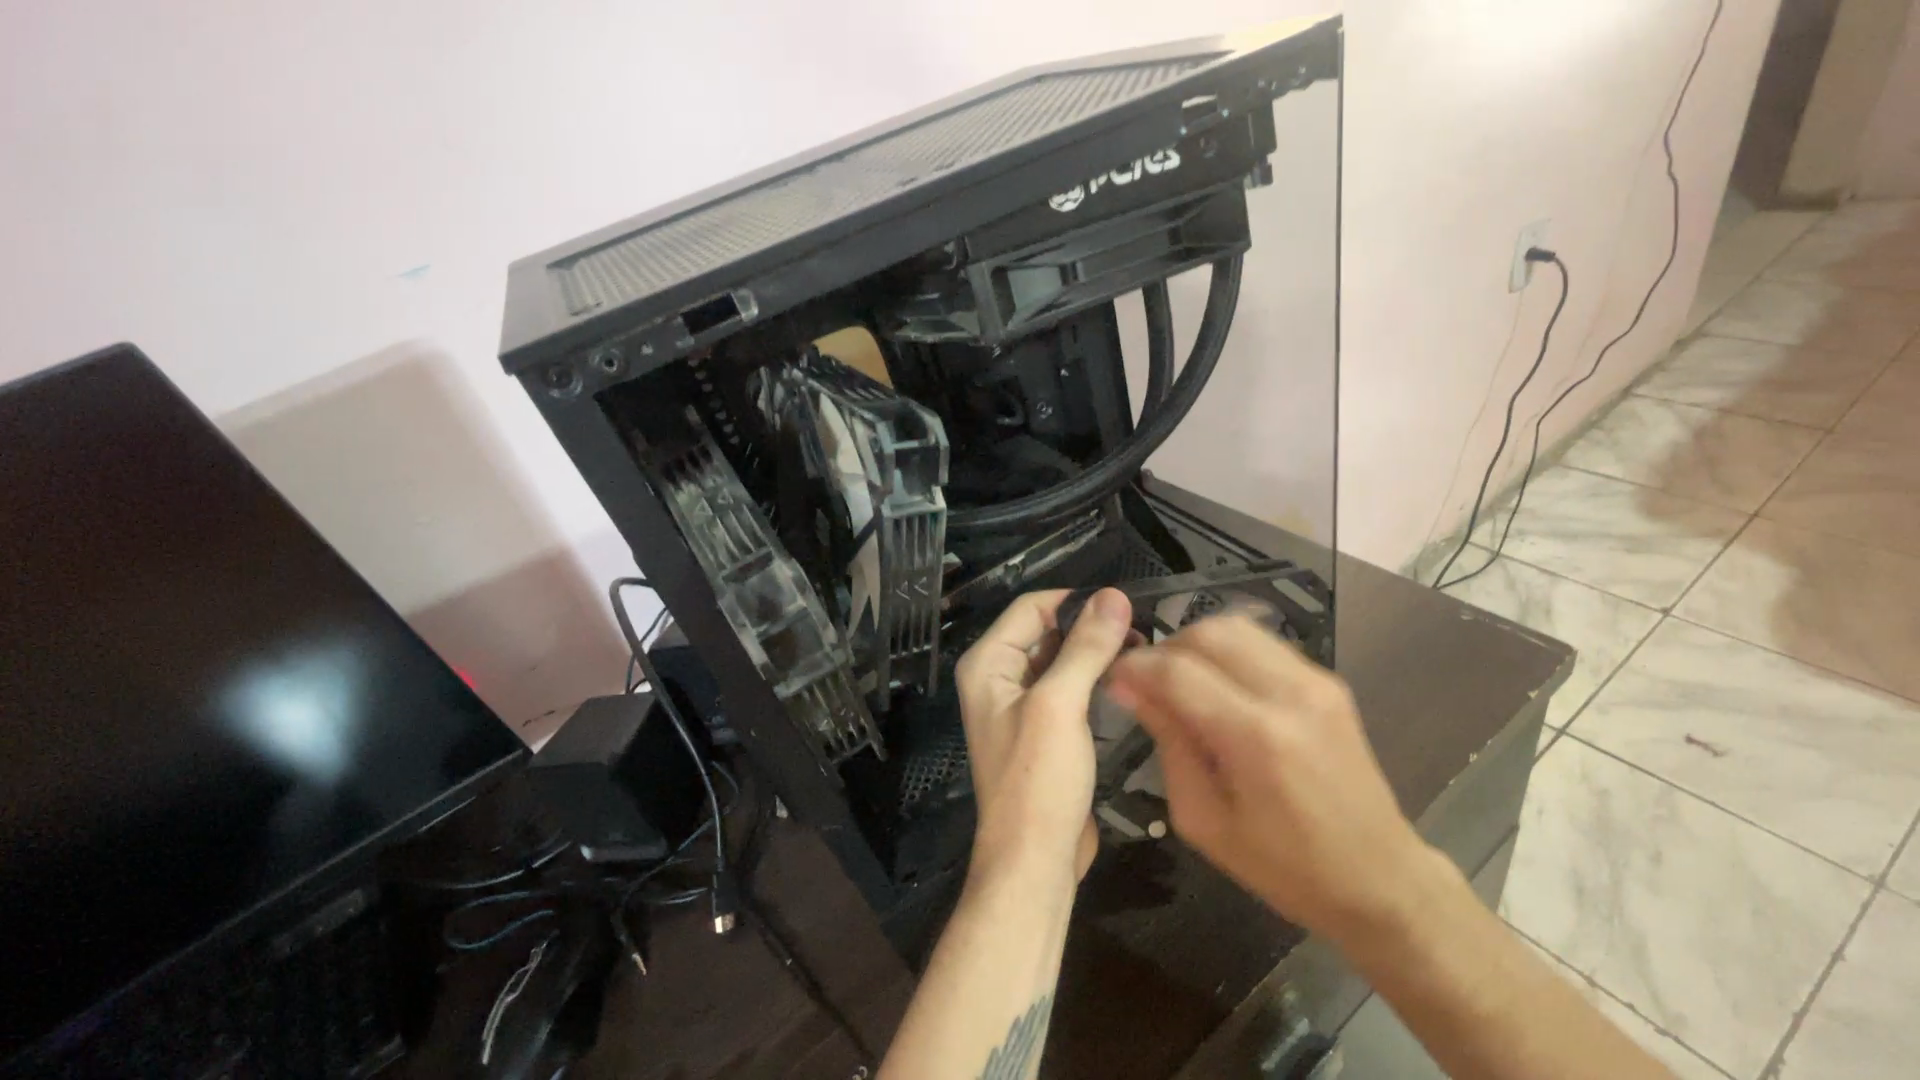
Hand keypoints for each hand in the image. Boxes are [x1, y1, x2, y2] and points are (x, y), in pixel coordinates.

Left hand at [953, 588, 1134, 884]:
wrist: (1035, 857)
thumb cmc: (1037, 780)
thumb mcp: (1060, 706)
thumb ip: (1084, 649)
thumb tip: (1113, 596)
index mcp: (987, 664)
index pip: (1031, 607)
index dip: (1076, 602)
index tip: (1126, 608)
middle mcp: (999, 678)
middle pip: (1047, 632)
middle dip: (1091, 628)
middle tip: (1144, 632)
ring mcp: (1022, 705)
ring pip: (1062, 660)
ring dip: (1097, 654)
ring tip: (1144, 653)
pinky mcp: (1045, 729)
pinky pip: (1070, 689)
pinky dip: (1096, 680)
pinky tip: (1128, 681)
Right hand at [1107, 614, 1444, 943]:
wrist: (1378, 879)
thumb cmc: (1283, 867)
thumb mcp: (1204, 820)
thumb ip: (1168, 744)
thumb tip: (1130, 689)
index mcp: (1256, 738)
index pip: (1177, 671)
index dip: (1134, 667)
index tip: (1112, 680)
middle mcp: (1290, 694)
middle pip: (1207, 632)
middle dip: (1165, 650)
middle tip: (1146, 683)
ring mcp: (1316, 682)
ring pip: (1236, 626)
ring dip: (1196, 645)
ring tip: (1179, 682)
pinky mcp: (1329, 683)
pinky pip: (1263, 644)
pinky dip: (1228, 653)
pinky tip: (1218, 688)